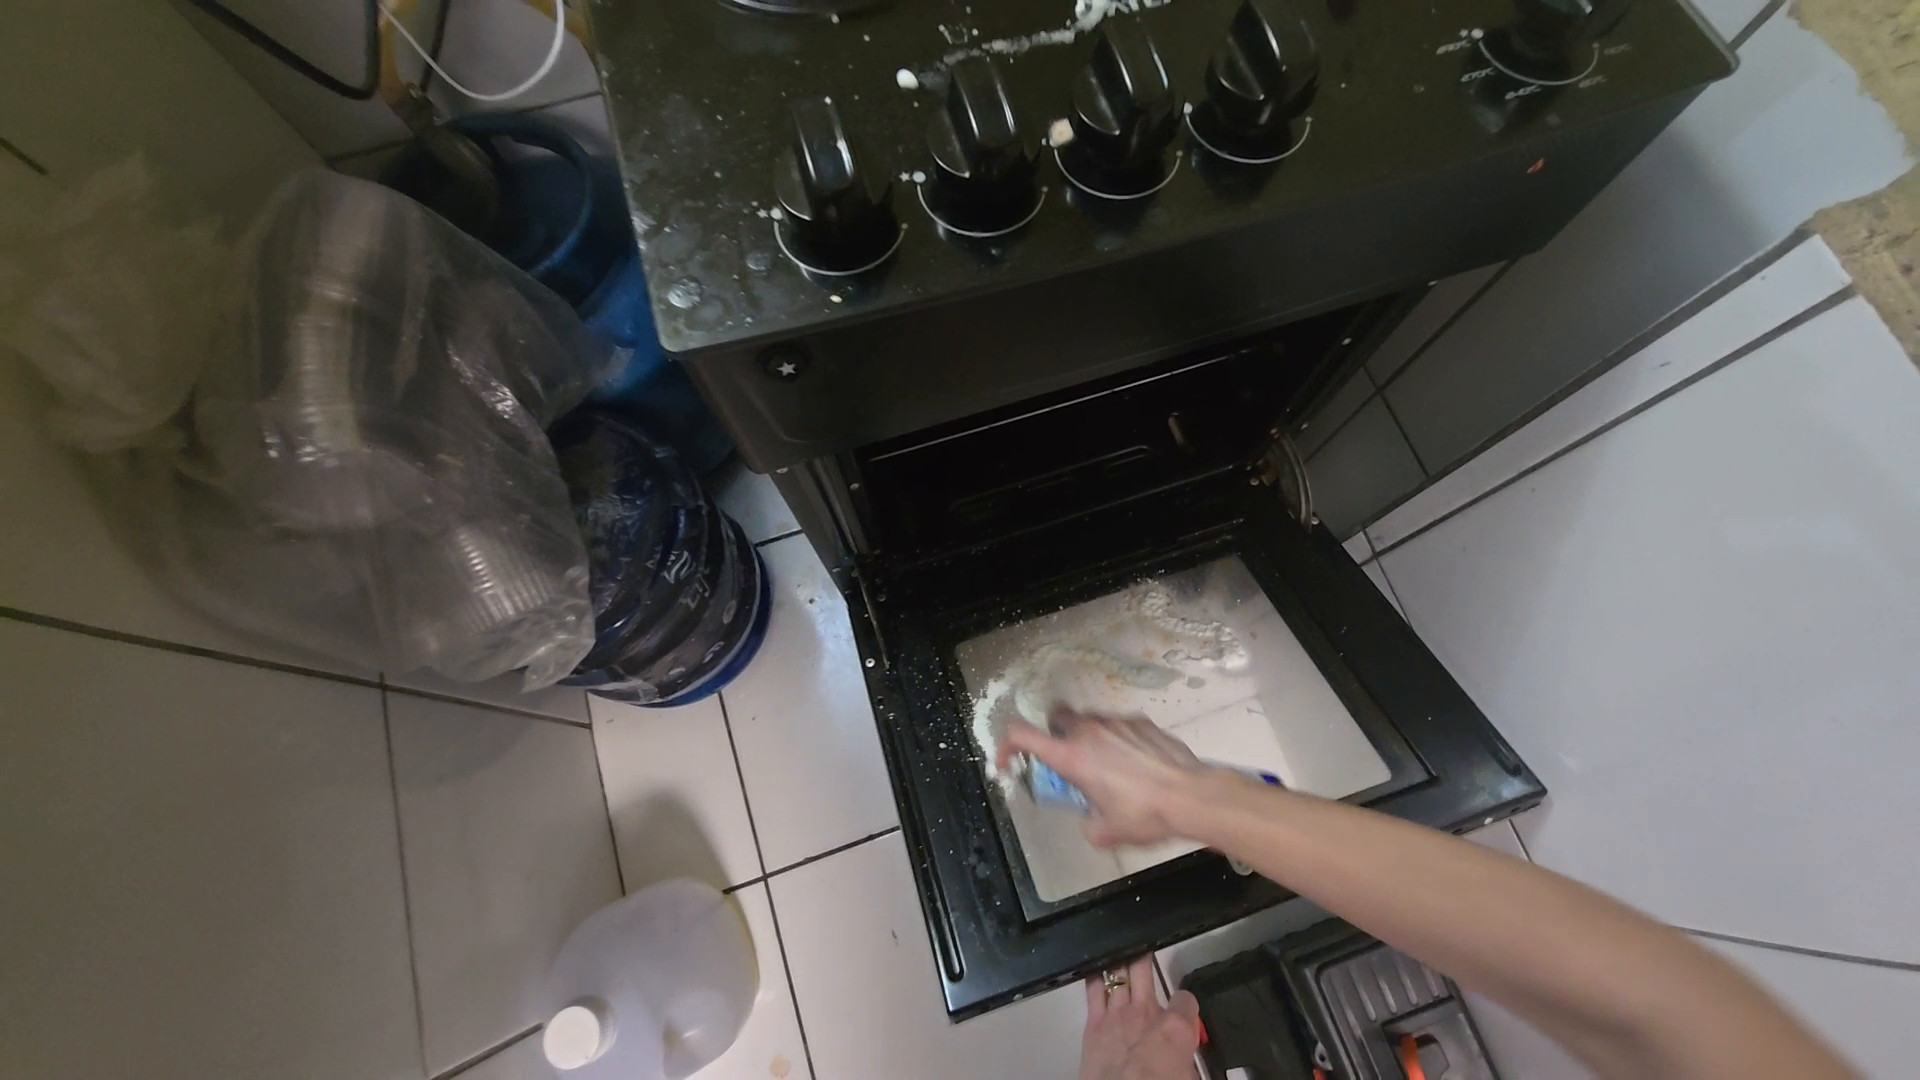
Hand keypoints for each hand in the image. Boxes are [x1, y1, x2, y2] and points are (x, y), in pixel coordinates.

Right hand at [999, 708, 1213, 847]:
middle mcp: (1089, 731)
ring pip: (1089, 720)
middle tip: (1067, 761)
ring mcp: (1116, 721)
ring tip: (1107, 765)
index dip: (1007, 745)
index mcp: (1071, 756)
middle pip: (1056, 718)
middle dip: (1054, 735)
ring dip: (1088, 738)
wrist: (1191, 795)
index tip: (1009, 761)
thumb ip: (1089, 824)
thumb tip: (1092, 821)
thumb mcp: (1108, 832)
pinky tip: (1136, 762)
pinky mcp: (1141, 721)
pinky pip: (1119, 725)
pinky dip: (1118, 739)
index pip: (1022, 735)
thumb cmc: (1144, 815)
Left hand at [1080, 956, 1201, 1079]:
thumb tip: (1186, 1064)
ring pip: (1118, 973)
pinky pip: (1093, 990)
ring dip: (1119, 964)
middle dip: (1143, 958)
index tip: (1184, 1010)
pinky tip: (1096, 971)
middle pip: (1143, 967)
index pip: (1186, 999)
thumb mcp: (1189, 1078)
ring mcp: (1117, 1012)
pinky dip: (1095, 976)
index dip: (1186, 1004)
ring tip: (1120, 956)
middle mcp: (1146, 1011)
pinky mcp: (1093, 1022)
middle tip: (1143, 955)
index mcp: (1176, 1028)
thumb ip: (1188, 1063)